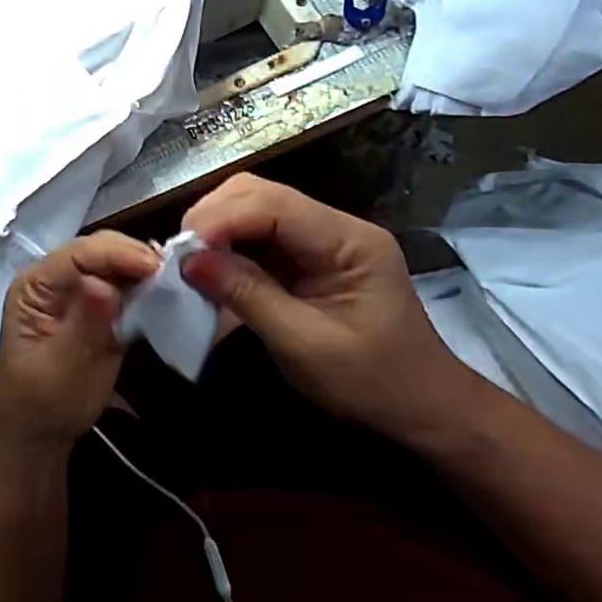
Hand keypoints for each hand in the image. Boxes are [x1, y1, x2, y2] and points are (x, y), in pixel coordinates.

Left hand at [0, 232, 161, 456]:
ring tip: (175, 279)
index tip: (154, 266)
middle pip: (99, 249)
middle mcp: (55, 277)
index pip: (78, 254)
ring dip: (144, 268)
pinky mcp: (99, 306)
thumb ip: (84, 324)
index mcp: (35, 285)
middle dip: (134, 256)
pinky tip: (167, 293)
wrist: (39, 434)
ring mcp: (78, 289)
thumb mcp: (61, 368)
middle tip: (172, 272)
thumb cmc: (41, 403)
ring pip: (116, 262)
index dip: (117, 254)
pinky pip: (126, 285)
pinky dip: (147, 286)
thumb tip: (104, 284)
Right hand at [181, 174, 480, 439]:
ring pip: (254, 209)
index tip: (182, 250)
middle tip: (180, 256)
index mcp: (350, 241)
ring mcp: (321, 238)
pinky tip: (210, 271)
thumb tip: (190, 261)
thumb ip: (247, 296)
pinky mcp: (307, 255)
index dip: (223, 219)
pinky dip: (228, 249)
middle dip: (214, 218)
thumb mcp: (304, 344)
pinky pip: (258, 237)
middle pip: (261, 194)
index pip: (276, 206)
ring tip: (189, 264)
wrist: (421, 407)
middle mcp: (335, 226)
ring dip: (216, 231)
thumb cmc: (372, 382)